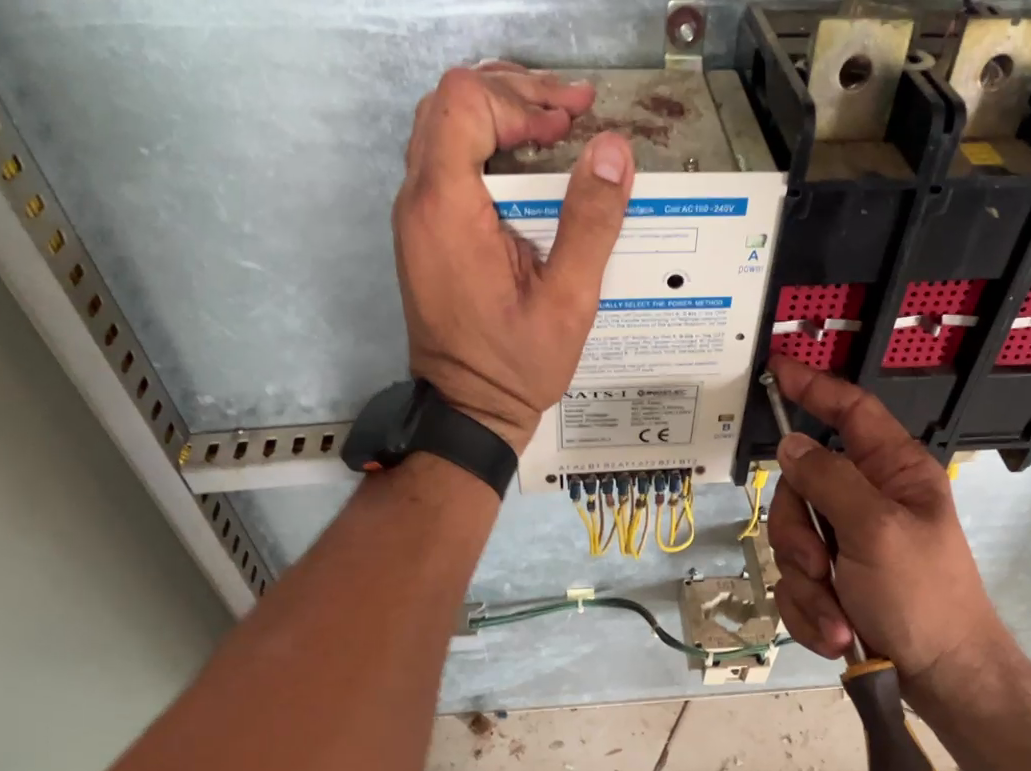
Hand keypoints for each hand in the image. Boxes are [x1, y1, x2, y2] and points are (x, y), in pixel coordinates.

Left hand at [392, 63, 635, 451]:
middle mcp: (418, 202)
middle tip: (572, 114)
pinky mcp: (425, 233)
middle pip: (451, 104)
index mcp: (446, 209)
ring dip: (501, 118)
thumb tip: (614, 150)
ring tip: (558, 129)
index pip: (465, 103)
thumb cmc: (515, 367)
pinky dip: (488, 149)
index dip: (521, 101)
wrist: (468, 412)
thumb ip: (590, 223)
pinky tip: (531, 167)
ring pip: (445, 129)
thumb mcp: (568, 302)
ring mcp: (416, 217)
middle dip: (515, 97)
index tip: (568, 131)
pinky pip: (447, 164)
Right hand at [765, 357, 1020, 685]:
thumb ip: (829, 480)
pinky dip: (810, 613)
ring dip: (807, 587)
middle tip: (819, 568)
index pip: (849, 413)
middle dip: (798, 536)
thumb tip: (791, 444)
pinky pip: (795, 584)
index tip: (778, 370)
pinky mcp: (834, 583)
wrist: (940, 676)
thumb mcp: (876, 530)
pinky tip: (837, 635)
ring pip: (790, 542)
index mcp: (893, 473)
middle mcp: (867, 501)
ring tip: (839, 618)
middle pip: (800, 488)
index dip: (815, 388)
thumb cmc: (923, 597)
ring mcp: (848, 545)